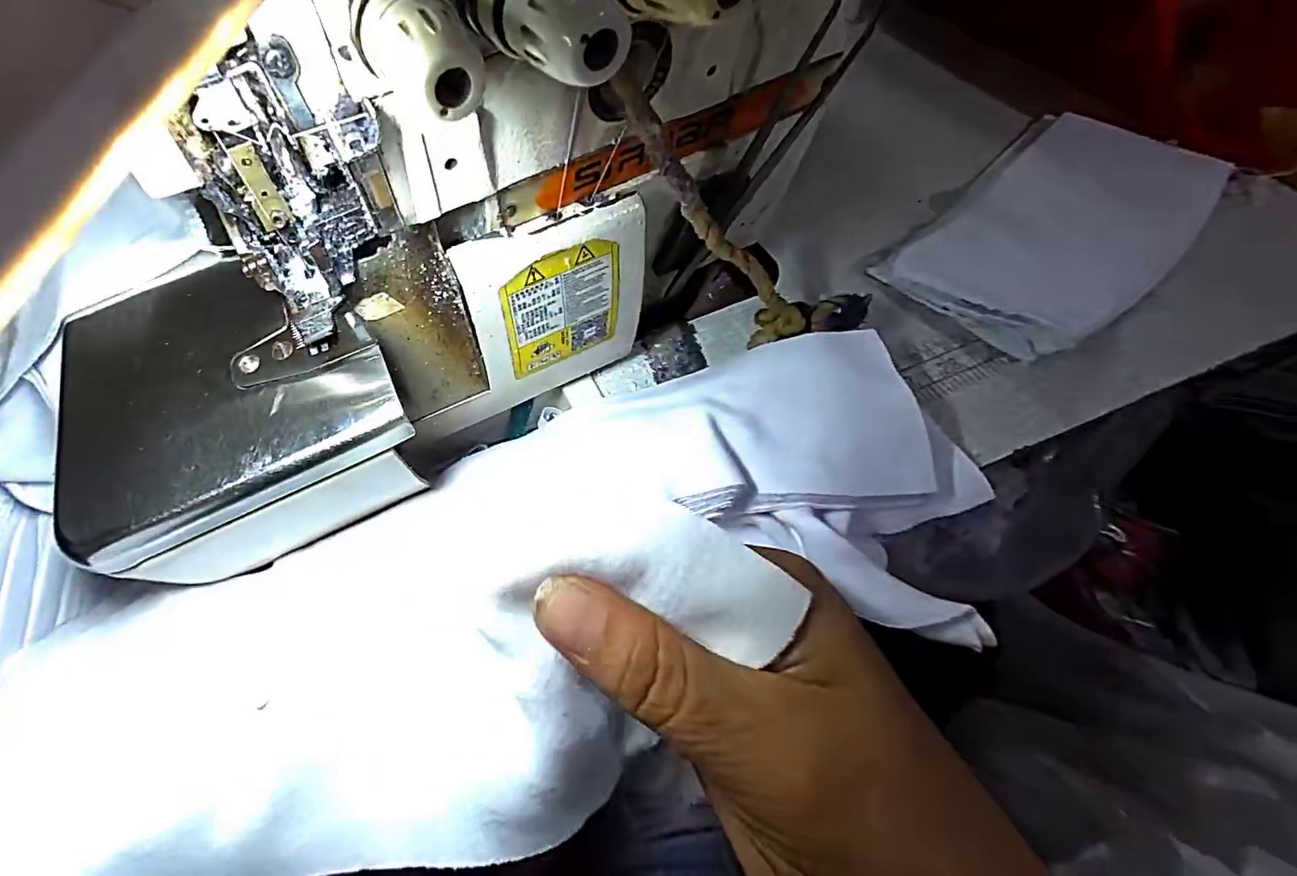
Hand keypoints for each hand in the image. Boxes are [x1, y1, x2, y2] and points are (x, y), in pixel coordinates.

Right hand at [533, 548, 1043, 875]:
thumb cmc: (866, 811)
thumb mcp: (759, 735)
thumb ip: (656, 666)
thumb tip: (547, 593)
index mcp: (769, 584)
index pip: (659, 543)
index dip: (587, 544)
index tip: (510, 543)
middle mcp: (740, 608)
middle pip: (641, 584)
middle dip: (574, 583)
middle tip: (488, 571)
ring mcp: (720, 658)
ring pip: (632, 628)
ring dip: (578, 626)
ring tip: (497, 603)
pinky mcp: (701, 704)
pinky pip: (634, 670)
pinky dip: (594, 666)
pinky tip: (542, 655)